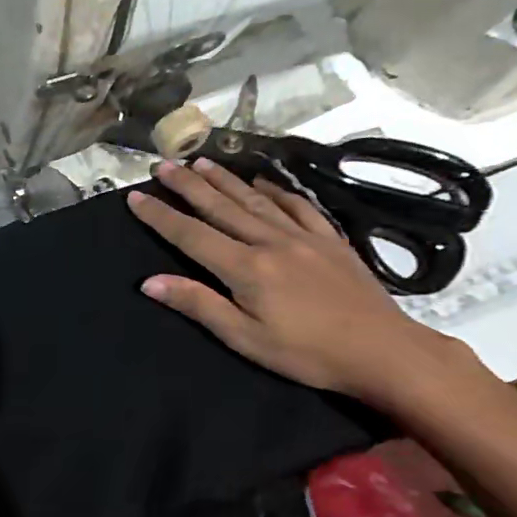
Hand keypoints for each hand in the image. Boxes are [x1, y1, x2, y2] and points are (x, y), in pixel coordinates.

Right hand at [127, 158, 478, 405]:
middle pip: (220, 206)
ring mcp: (302, 235)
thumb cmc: (307, 353)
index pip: (192, 235)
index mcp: (246, 267)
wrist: (381, 349)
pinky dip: (275, 190)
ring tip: (200, 162)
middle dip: (188, 185)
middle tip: (163, 165)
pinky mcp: (329, 238)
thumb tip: (150, 282)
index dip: (161, 216)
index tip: (136, 197)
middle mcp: (270, 240)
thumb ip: (199, 304)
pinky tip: (263, 182)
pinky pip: (296, 205)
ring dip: (224, 180)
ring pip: (254, 199)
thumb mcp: (246, 338)